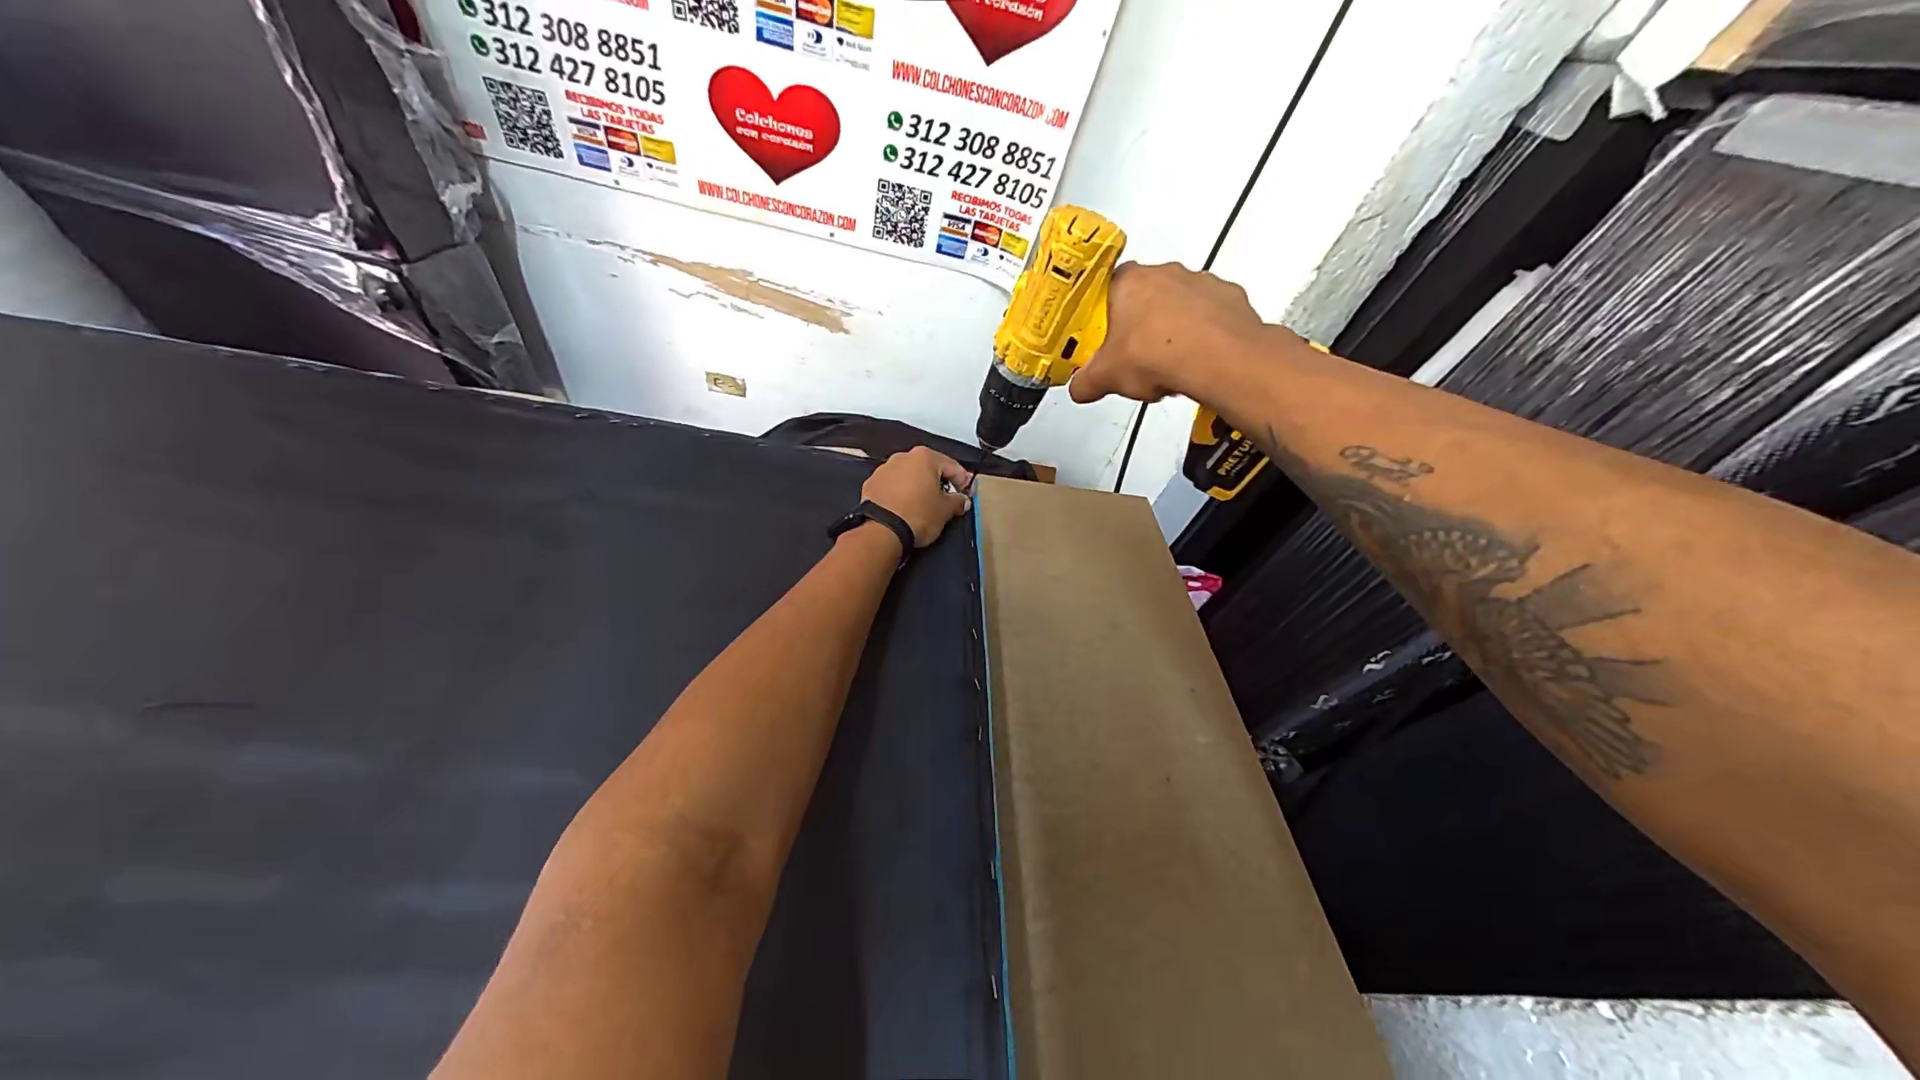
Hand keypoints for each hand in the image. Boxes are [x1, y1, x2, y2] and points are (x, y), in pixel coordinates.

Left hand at [861, 446, 973, 548]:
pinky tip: (904, 508)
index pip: (952, 466)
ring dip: (918, 486)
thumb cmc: (918, 515)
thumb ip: (958, 501)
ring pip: (908, 475)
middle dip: (938, 482)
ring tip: (923, 505)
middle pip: (928, 468)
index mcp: (924, 457)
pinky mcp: (871, 484)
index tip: (966, 493)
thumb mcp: (946, 510)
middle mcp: (903, 457)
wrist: (881, 531)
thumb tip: (962, 500)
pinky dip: (900, 493)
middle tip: (946, 499)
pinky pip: (892, 486)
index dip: (962, 481)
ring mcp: (884, 469)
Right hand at [1068, 262, 1299, 404]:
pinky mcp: (1230, 299)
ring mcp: (1201, 284)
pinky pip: (1212, 316)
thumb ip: (1086, 381)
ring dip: (1175, 329)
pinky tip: (1197, 361)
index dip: (1105, 313)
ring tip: (1169, 365)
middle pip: (1146, 296)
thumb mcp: (1106, 376)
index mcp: (1129, 282)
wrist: (1216, 359)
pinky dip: (1206, 335)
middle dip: (1142, 323)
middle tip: (1136, 354)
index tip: (1106, 333)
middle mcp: (1165, 274)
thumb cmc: (1161, 351)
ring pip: (1182, 304)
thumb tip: (1080, 387)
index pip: (1108, 288)